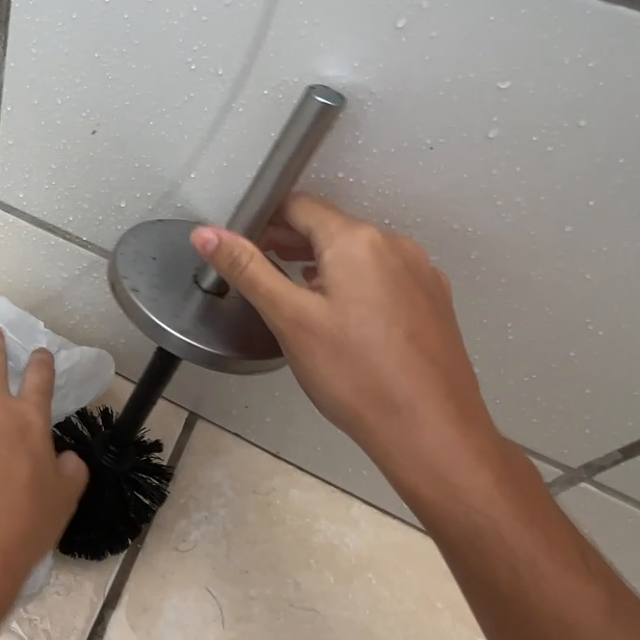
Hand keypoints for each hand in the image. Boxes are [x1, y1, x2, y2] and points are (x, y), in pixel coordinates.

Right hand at [190, 193, 504, 479]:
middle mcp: (396, 246)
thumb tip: (206, 234)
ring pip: (356, 251)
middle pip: (328, 226)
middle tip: (254, 271)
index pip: (299, 206)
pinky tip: (336, 315)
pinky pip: (381, 274)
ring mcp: (420, 273)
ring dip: (317, 261)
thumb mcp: (288, 318)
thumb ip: (246, 268)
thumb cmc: (357, 375)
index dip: (262, 220)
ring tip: (289, 294)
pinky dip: (350, 281)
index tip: (239, 247)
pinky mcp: (432, 301)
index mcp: (358, 241)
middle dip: (287, 241)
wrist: (432, 433)